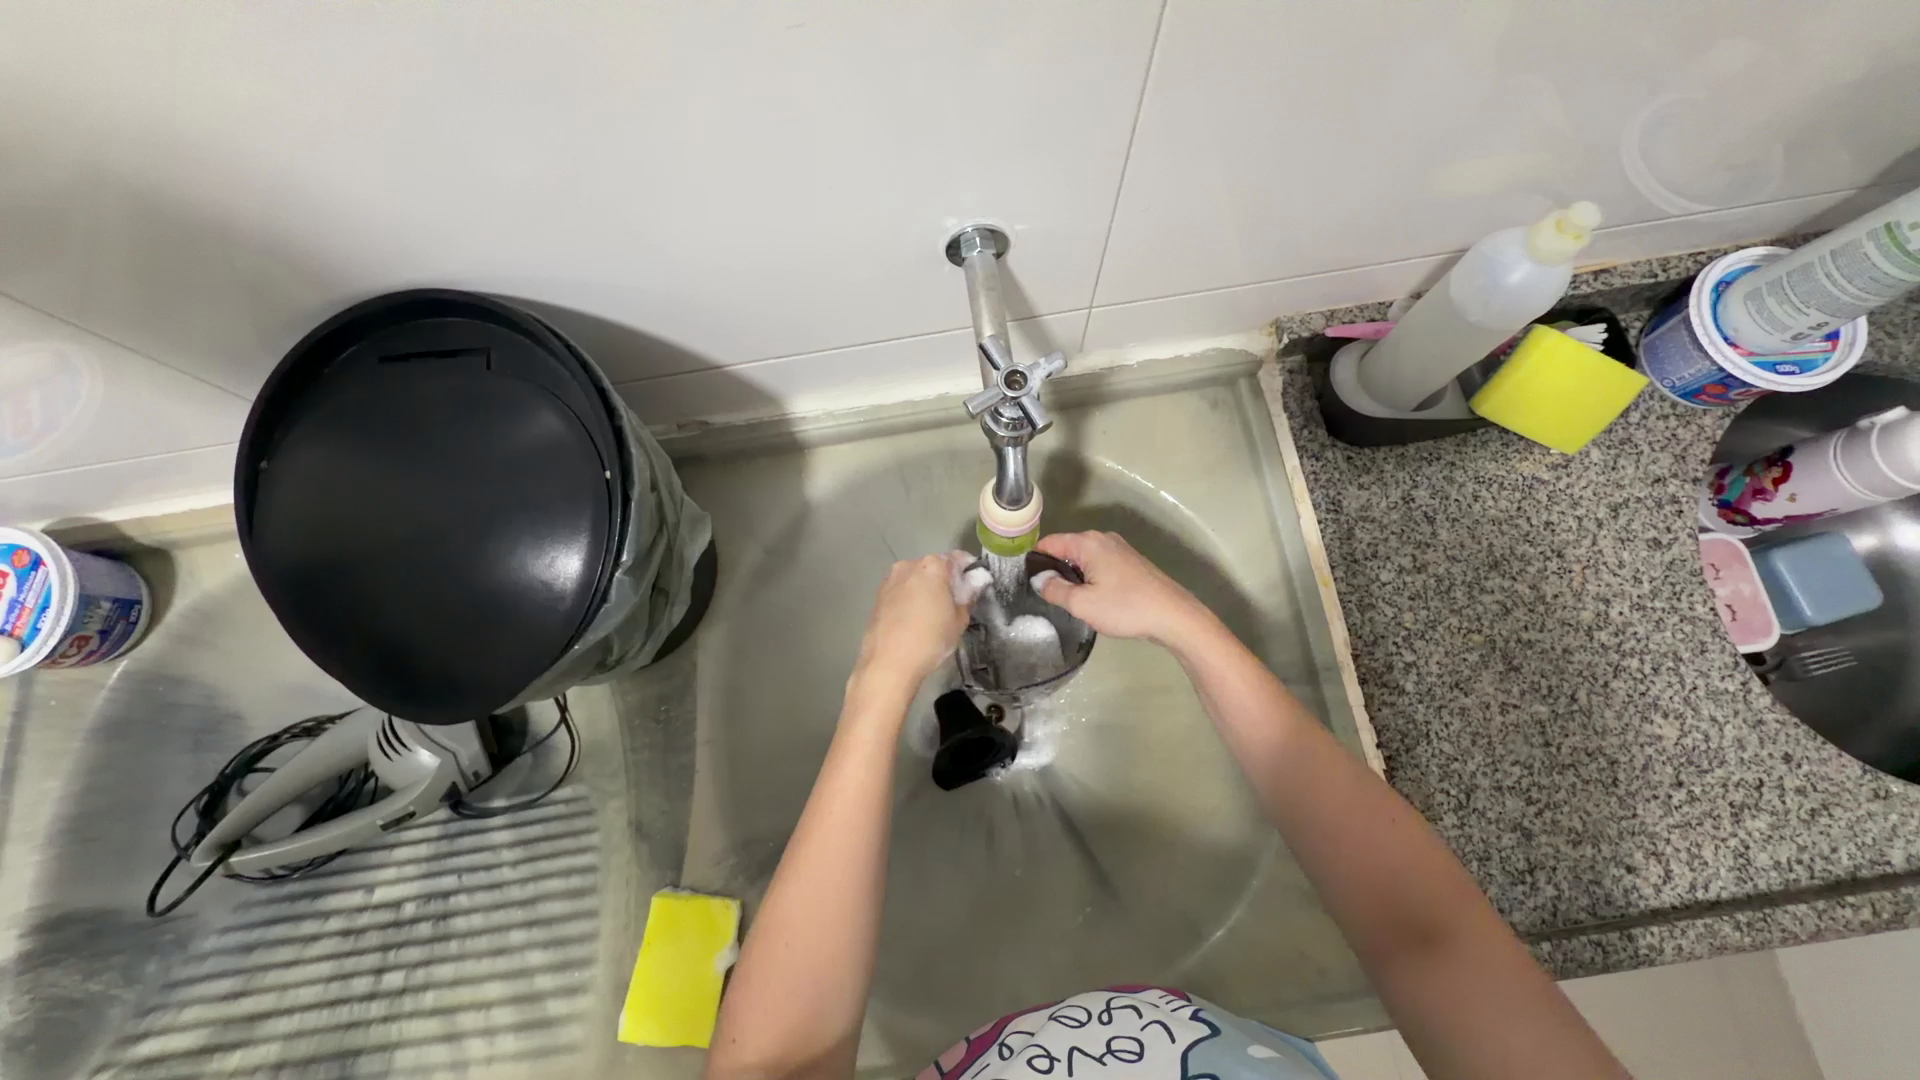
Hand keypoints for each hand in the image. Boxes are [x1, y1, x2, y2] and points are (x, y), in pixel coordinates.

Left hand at [849, 552, 972, 699]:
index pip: (958, 558)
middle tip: (954, 604)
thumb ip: (968, 594)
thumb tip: (976, 579)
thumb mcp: (959, 619)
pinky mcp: (878, 596)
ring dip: (925, 589)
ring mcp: (890, 580)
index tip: (974, 587)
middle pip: (934, 567)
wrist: (887, 663)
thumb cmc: (930, 640)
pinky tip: (913, 620)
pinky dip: (909, 599)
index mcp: (933, 566)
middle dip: (946, 580)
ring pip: (915, 578)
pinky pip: (901, 591)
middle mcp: (909, 565)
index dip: (969, 571)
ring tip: (932, 615)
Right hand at [1033, 531, 1214, 647]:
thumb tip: (1038, 579)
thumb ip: (1055, 589)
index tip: (1027, 581)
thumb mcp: (1082, 604)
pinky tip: (1094, 598)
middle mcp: (1103, 538)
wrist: (1173, 615)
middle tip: (1048, 596)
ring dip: (1074, 575)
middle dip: (1055, 568)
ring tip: (1070, 600)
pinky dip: (1091, 577)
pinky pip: (1100, 564)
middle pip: (1067, 548)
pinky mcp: (1131, 561)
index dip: (1035, 560)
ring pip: (1084, 557)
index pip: (1049, 542)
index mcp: (1088, 542)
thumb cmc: (1125, 608)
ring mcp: (1119, 549)